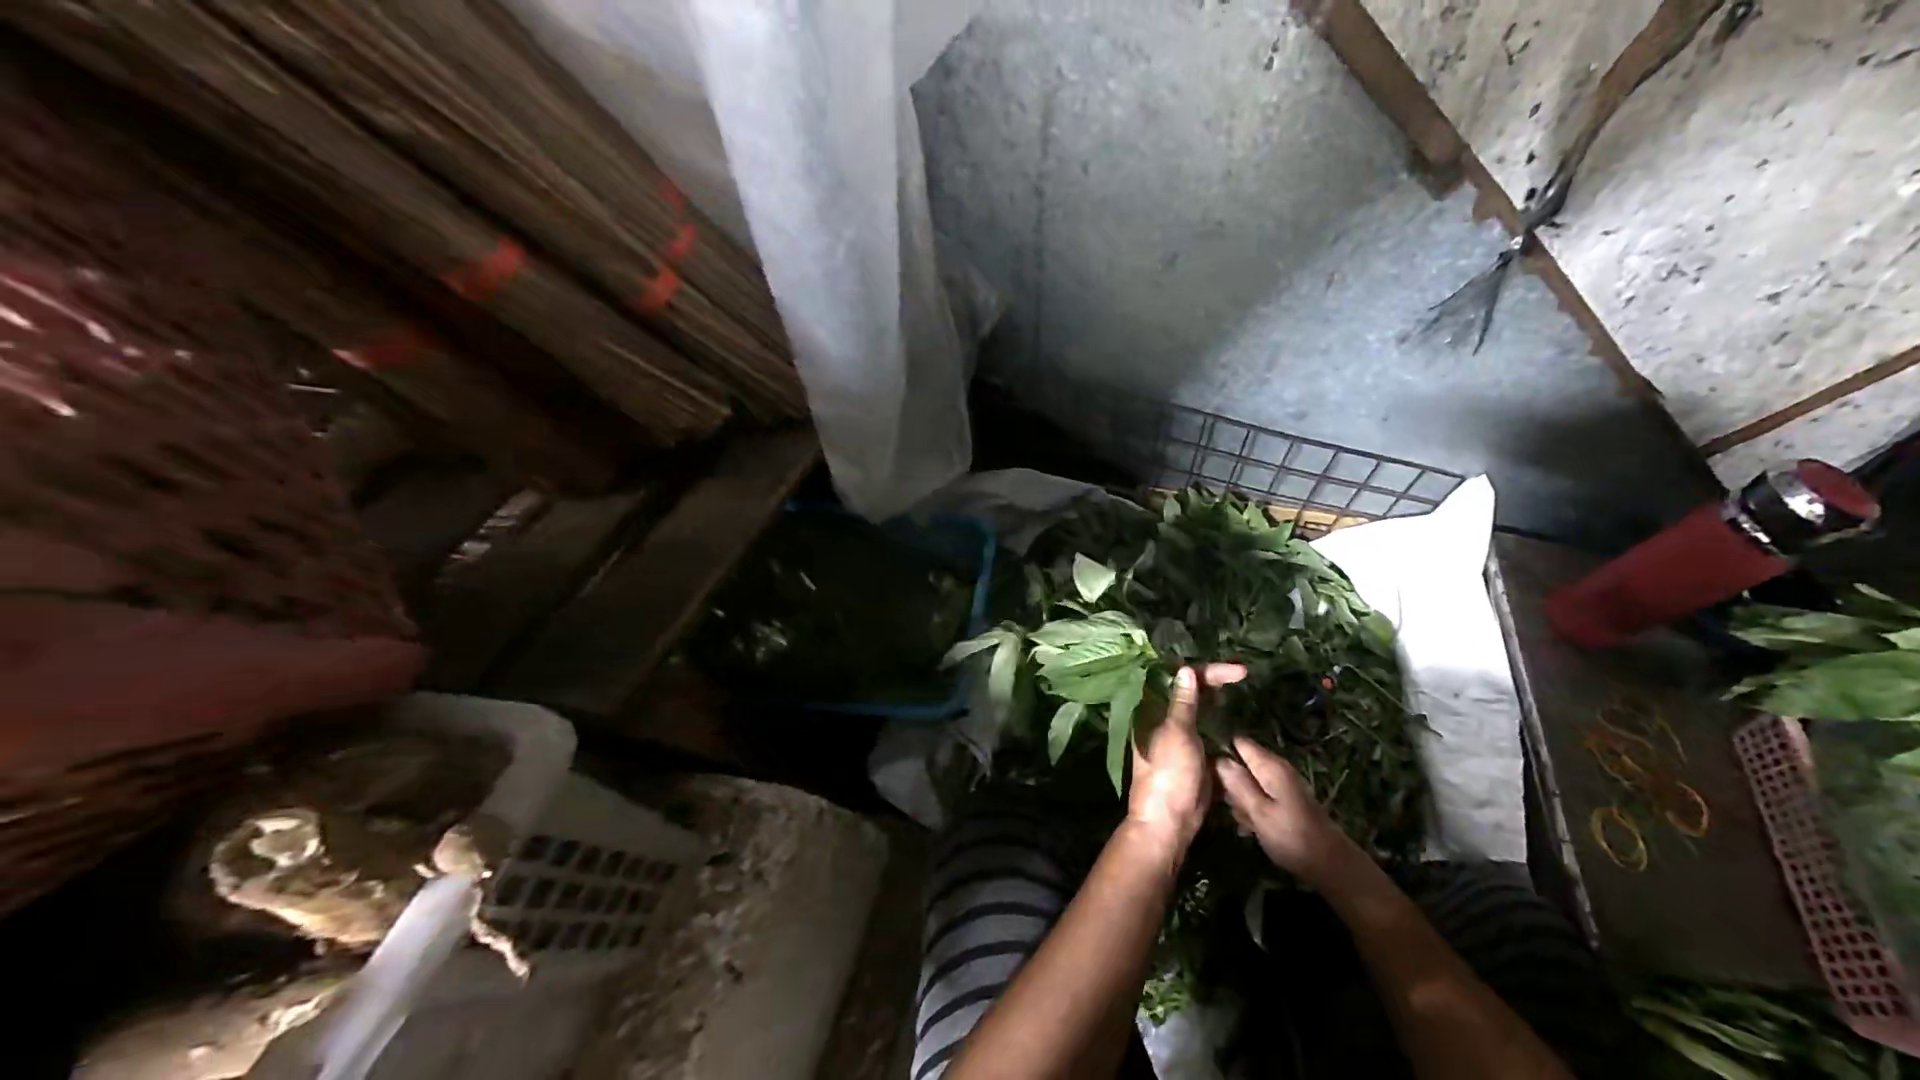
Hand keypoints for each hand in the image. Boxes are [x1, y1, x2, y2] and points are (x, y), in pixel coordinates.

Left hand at [1127, 663, 1246, 851]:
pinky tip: (1236, 715)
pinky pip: (1207, 729)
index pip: (1180, 678)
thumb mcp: (1177, 734)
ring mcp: (1179, 736)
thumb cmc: (1169, 775)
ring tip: (1242, 688)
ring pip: (1199, 709)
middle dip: (1215, 680)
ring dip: (1218, 698)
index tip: (1239, 672)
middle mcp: (1163, 718)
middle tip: (1244, 675)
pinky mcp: (1193, 753)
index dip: (1208, 671)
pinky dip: (1220, 720)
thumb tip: (1186, 670)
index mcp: (1153, 710)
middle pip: (1190, 690)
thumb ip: (1183, 703)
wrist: (1170, 821)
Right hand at [1214, 737, 1354, 883]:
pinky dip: (1251, 809)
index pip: (1238, 743)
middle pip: (1241, 763)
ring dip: (1238, 798)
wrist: (1331, 866)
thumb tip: (1218, 758)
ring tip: (1238, 817)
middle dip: (1227, 779)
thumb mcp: (1259, 812)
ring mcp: (1281, 786)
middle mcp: (1276, 770)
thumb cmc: (1293, 838)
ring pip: (1247, 782)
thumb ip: (1238, 784)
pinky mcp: (1283, 803)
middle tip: (1221, 800)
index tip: (1203, 768)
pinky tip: (1249, 826)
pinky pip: (1258, 797)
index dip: (1220, 750)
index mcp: (1270, 767)